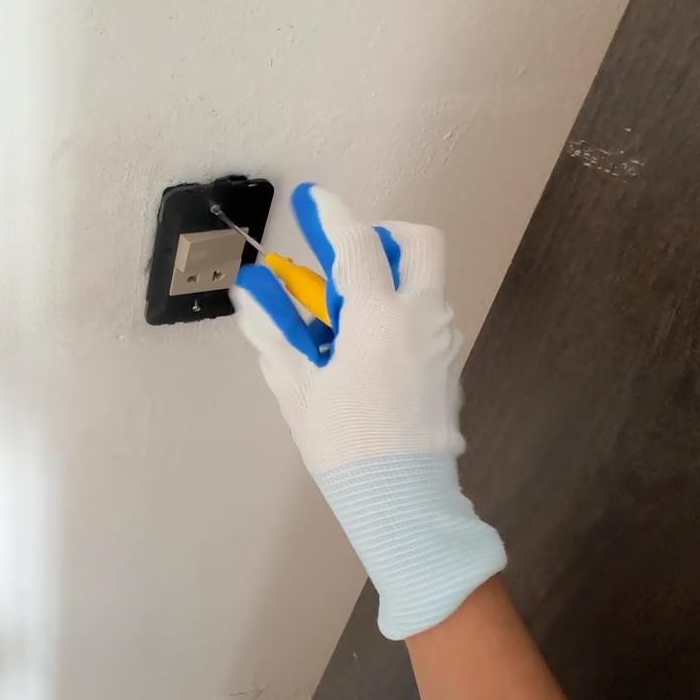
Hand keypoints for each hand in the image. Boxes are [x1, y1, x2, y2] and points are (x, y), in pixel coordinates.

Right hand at [231, 183, 504, 638]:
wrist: (402, 501)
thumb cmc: (342, 443)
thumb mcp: (296, 386)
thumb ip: (273, 330)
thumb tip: (250, 291)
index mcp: (379, 320)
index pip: (357, 245)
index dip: (331, 214)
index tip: (313, 198)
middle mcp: (422, 319)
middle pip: (419, 243)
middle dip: (383, 233)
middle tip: (346, 253)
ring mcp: (443, 340)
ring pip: (427, 279)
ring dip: (389, 274)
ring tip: (345, 311)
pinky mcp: (449, 361)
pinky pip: (428, 312)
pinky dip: (399, 306)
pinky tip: (367, 344)